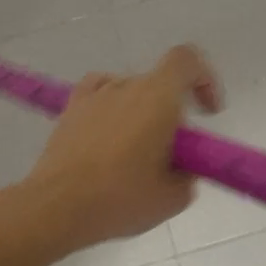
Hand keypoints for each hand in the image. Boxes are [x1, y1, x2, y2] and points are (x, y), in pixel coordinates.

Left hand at [17, 45, 222, 250]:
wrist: (58, 205)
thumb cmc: (120, 198)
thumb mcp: (173, 197)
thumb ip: (188, 173)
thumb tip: (180, 169)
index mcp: (157, 97)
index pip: (186, 60)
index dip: (204, 79)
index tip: (207, 113)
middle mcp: (124, 86)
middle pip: (157, 83)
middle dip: (171, 111)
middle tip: (171, 152)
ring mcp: (92, 95)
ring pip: (127, 91)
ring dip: (140, 112)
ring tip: (136, 150)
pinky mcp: (69, 109)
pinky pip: (97, 93)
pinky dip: (109, 106)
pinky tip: (108, 131)